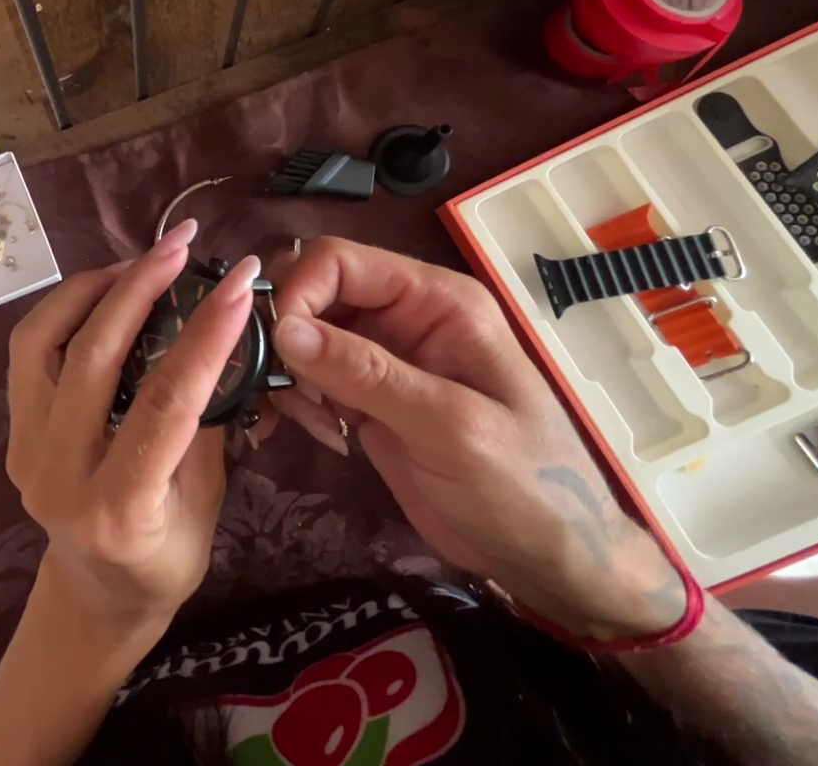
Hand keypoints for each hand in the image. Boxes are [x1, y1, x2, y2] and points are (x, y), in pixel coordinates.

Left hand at [6, 219, 254, 634]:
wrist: (94, 595)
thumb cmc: (162, 562)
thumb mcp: (203, 506)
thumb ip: (203, 425)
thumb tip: (219, 339)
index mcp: (119, 509)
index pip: (166, 404)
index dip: (205, 336)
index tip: (237, 282)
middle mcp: (56, 474)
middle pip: (92, 358)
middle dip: (139, 287)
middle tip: (180, 243)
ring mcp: (24, 449)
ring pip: (41, 341)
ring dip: (92, 288)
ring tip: (140, 261)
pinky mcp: (13, 431)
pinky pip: (30, 352)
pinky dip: (65, 311)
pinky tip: (104, 292)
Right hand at [265, 237, 686, 639]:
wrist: (542, 556)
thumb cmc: (523, 485)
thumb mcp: (449, 427)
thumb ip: (367, 373)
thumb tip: (284, 329)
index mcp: (436, 301)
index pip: (340, 262)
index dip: (298, 291)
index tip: (275, 348)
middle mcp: (402, 315)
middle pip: (311, 293)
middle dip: (283, 336)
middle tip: (280, 389)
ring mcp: (380, 355)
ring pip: (299, 335)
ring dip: (286, 374)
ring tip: (314, 423)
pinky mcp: (361, 393)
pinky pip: (306, 375)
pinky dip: (293, 398)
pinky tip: (316, 432)